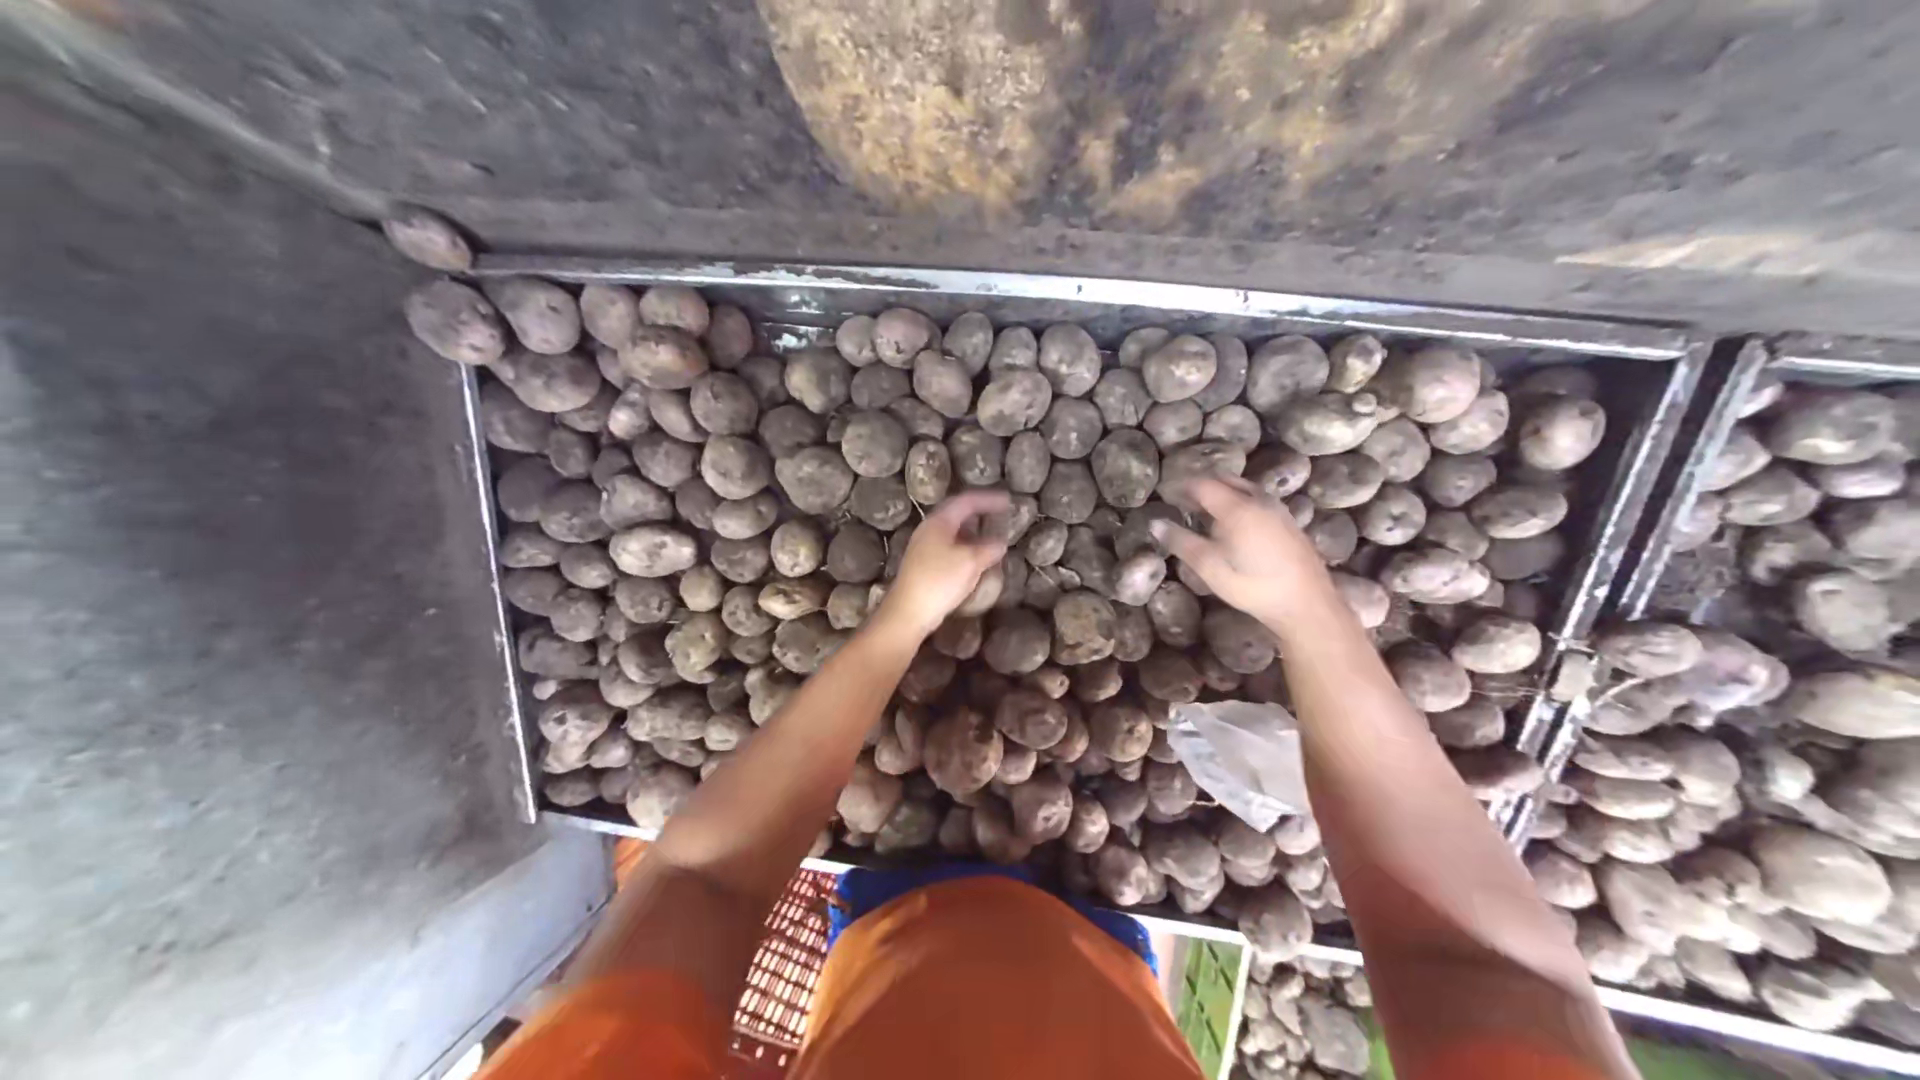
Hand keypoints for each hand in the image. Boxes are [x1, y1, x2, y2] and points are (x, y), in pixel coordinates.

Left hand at [878, 490, 1010, 638]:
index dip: (988, 499)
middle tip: (1000, 516)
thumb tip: (1000, 543)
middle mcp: (929, 529)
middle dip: (980, 513)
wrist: (908, 611)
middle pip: (957, 513)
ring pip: (953, 531)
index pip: (967, 501)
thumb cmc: (939, 580)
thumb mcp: (971, 562)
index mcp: (939, 521)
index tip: (1008, 501)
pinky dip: (966, 546)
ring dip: (973, 531)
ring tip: (992, 536)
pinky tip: (975, 557)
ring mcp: (924, 546)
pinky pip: (949, 546)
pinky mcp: (924, 563)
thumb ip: (989, 548)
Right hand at [1151, 476, 1343, 636]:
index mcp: (1237, 508)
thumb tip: (1155, 523)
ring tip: (1204, 510)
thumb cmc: (1253, 586)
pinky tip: (1234, 523)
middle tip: (1182, 500)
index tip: (1165, 495)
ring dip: (1222, 493)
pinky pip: (1257, 500)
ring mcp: (1277, 510)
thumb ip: (1181, 542)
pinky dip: (1239, 501)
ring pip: (1244, 488)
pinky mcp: (1288, 522)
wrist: (1307, 603)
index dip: (1181, 487)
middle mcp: (1259, 500)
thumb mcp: (1210, 568)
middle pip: (1225, 480)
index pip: (1202, 485)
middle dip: (1201, 486)